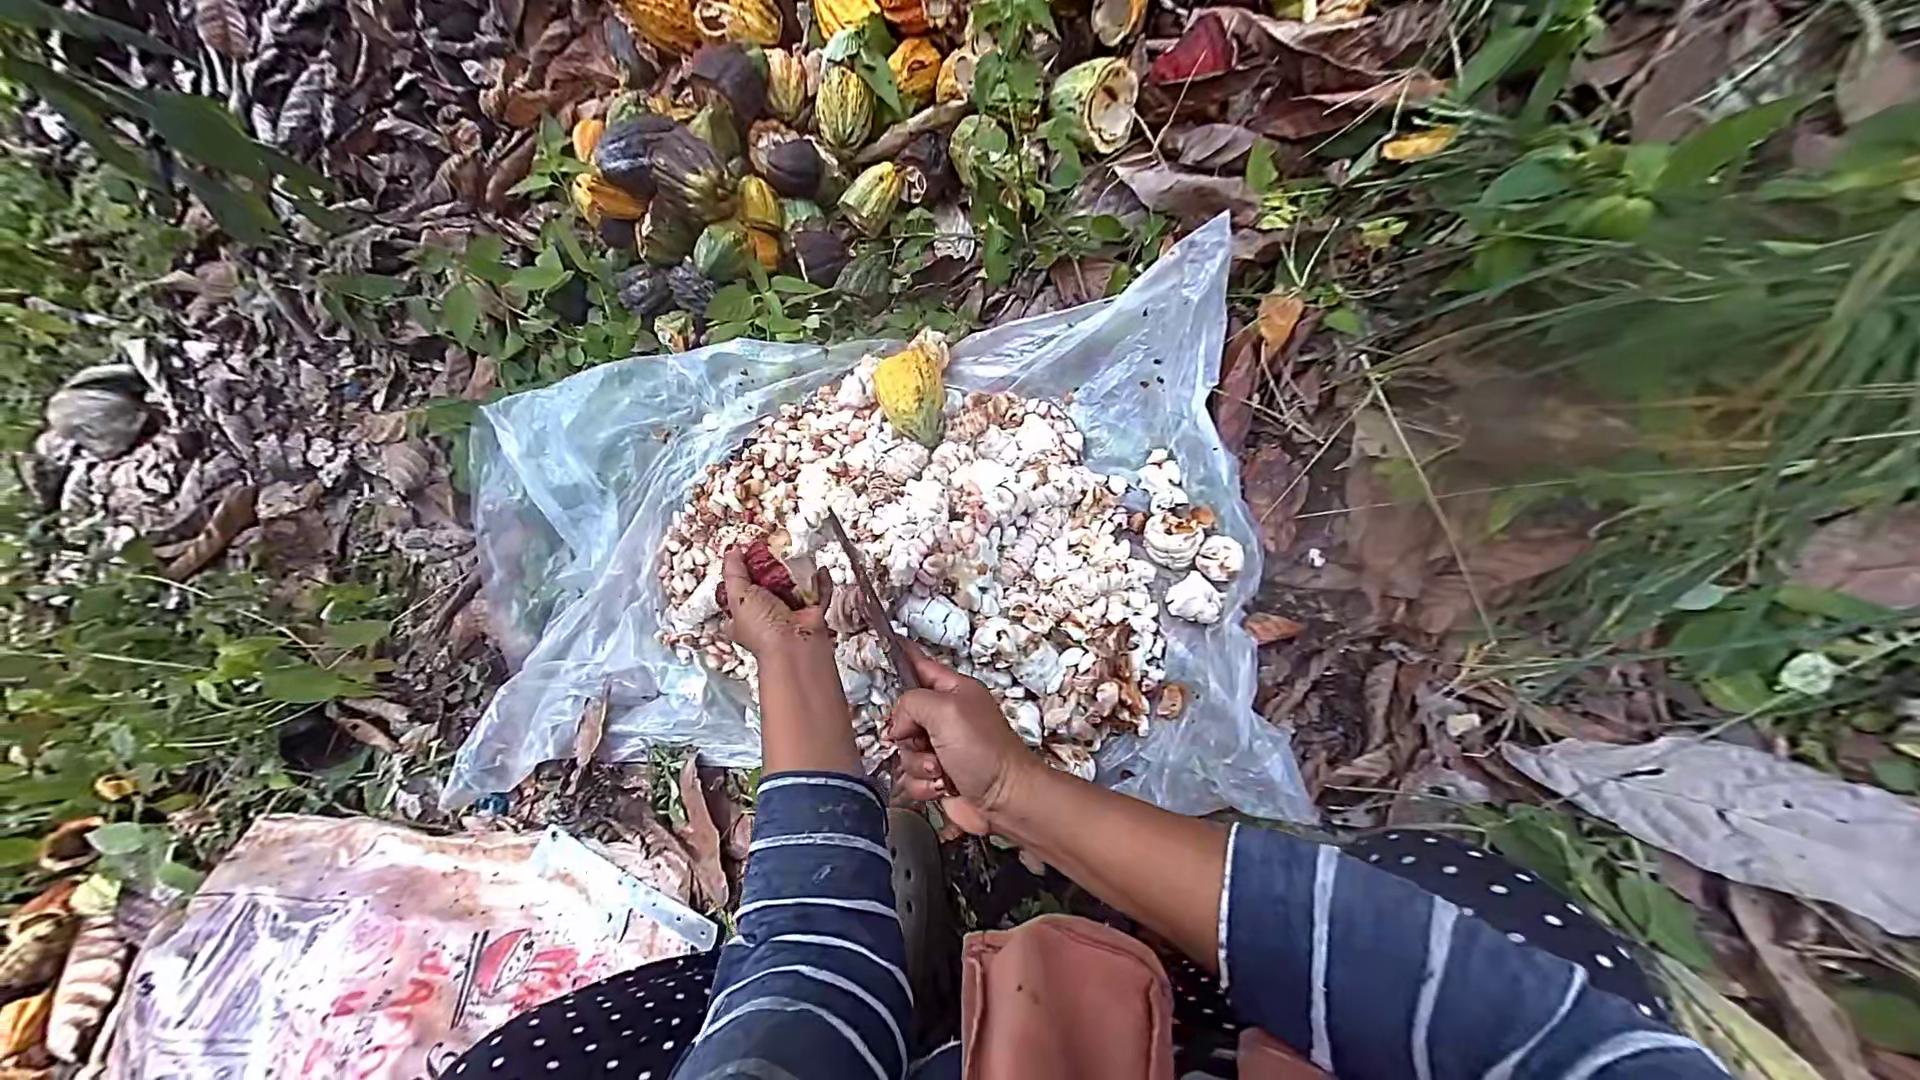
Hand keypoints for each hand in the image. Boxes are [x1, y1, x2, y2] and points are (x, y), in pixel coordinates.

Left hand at [722, 545, 859, 774]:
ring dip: (796, 571)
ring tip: (796, 556)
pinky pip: (818, 591)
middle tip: (774, 548)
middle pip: (768, 581)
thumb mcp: (738, 596)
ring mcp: (790, 611)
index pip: (739, 587)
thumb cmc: (762, 630)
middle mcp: (767, 613)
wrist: (795, 647)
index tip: (747, 551)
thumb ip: (733, 572)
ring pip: (794, 583)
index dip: (743, 569)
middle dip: (772, 566)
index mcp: (743, 614)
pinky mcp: (812, 610)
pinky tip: (819, 570)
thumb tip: (731, 550)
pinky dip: (821, 581)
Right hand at [887, 645, 1041, 835]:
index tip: (885, 645)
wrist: (1006, 801)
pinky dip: (923, 784)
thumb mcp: (946, 710)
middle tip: (926, 740)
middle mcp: (946, 716)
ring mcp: (941, 747)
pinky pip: (910, 776)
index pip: (920, 664)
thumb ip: (912, 703)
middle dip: (909, 733)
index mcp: (954, 690)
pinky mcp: (937, 775)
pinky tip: (943, 785)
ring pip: (903, 750)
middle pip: (904, 715)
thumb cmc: (986, 752)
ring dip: (919, 763)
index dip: (902, 657)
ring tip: (943, 768)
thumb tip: (899, 725)